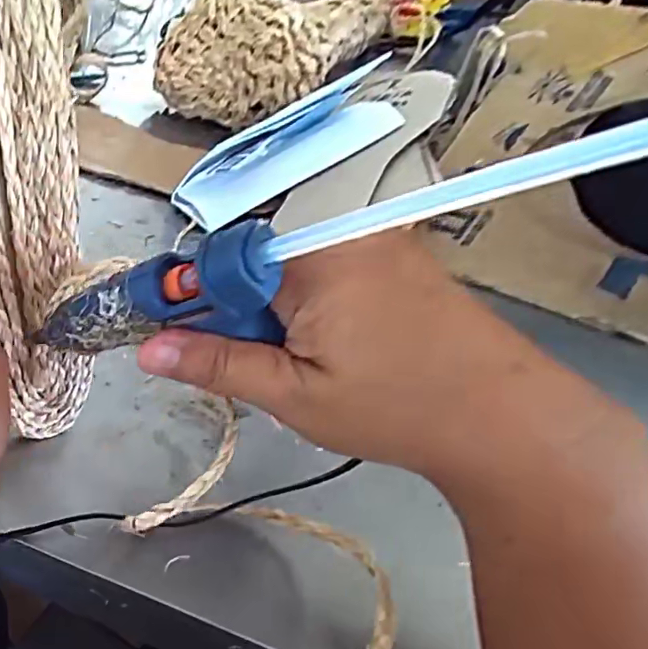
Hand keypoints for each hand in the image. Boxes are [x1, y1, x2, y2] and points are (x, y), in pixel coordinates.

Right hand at [134, 230, 623, 484]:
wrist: (500, 416)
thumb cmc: (393, 406)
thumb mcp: (289, 393)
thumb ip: (215, 364)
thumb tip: (147, 349)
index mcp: (314, 254)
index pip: (216, 258)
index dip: (179, 296)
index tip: (153, 336)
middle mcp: (341, 232)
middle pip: (246, 260)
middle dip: (222, 312)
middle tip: (232, 368)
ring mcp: (369, 244)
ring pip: (277, 271)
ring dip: (258, 317)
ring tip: (281, 368)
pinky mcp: (385, 261)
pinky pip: (313, 275)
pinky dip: (292, 312)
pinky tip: (309, 353)